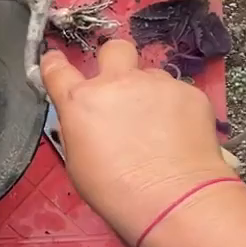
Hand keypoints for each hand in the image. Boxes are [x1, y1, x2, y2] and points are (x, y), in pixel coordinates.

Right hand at [39, 39, 237, 245]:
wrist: (173, 197)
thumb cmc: (113, 189)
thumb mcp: (76, 159)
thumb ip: (78, 127)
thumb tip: (86, 118)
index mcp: (80, 101)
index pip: (57, 68)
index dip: (54, 62)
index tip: (56, 62)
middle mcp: (117, 83)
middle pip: (114, 48)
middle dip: (113, 61)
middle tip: (119, 86)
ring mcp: (157, 84)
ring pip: (149, 74)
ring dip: (147, 91)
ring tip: (156, 124)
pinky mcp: (190, 93)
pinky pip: (177, 92)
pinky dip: (175, 108)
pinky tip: (178, 134)